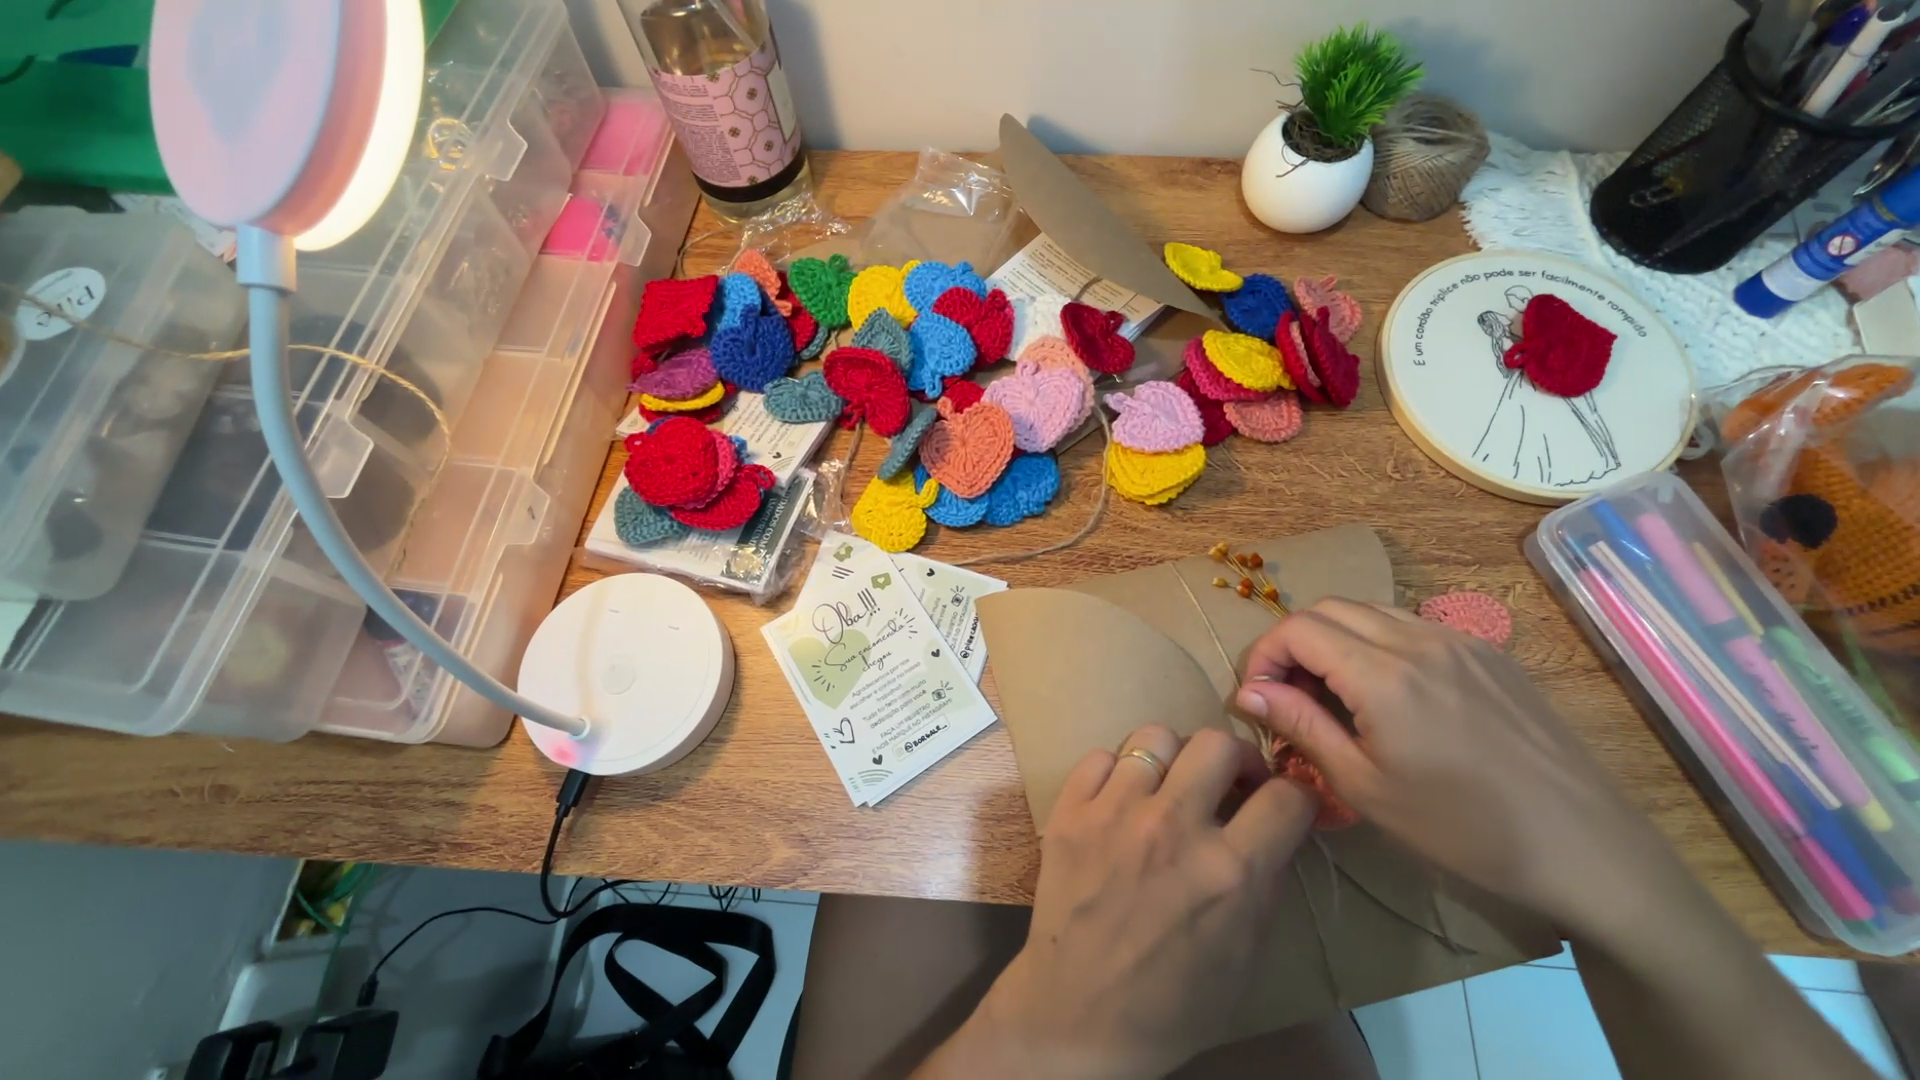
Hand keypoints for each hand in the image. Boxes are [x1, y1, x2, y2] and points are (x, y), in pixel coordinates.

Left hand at [923, 724, 1315, 1079]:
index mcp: (1229, 871)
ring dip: (1173, 759)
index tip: (1285, 804)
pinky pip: (1100, 757)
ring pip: (1155, 737)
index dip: (1297, 796)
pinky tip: (1121, 799)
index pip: (1287, 795)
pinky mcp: (1070, 813)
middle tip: (1229, 783)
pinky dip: (1116, 771)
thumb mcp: (1245, 954)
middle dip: (1236, 758)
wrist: (1079, 1016)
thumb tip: (1278, 828)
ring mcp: (1115, 814)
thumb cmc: (1172, 1001)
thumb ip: (1265, 881)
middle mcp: (1174, 828)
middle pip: (1218, 743)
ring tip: (1169, 786)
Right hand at [1232, 598, 1671, 932]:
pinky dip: (1377, 644)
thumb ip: (1301, 726)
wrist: (1582, 847)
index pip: (1297, 628)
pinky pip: (1412, 627)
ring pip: (1370, 611)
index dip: (1262, 656)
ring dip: (1334, 639)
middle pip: (1328, 608)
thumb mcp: (1364, 786)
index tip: (1255, 700)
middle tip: (1288, 697)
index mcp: (1384, 674)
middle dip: (1292, 643)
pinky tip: (1387, 695)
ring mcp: (1460, 641)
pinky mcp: (1489, 654)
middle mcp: (1419, 639)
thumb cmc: (1460, 829)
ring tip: (1332, 695)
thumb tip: (1247, 691)